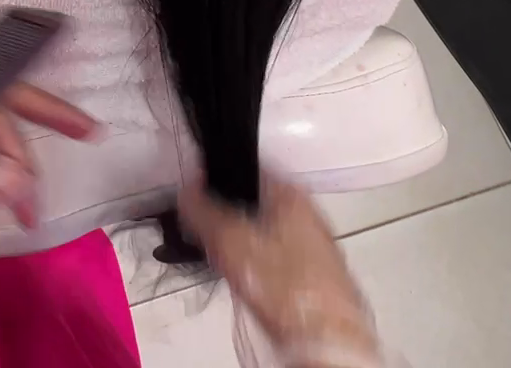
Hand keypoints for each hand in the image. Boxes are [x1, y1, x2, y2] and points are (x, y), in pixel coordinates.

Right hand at [179, 178, 385, 367]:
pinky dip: (262, 259)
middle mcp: (310, 211)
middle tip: (204, 227)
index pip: (246, 168)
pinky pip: (281, 255)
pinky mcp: (323, 275)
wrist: (327, 342)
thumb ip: (201, 211)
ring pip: (268, 230)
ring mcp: (320, 244)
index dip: (217, 177)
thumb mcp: (229, 241)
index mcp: (291, 192)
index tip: (194, 192)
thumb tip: (184, 191)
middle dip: (229, 212)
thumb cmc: (279, 282)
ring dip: (244, 238)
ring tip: (221, 254)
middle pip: (257, 201)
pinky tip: (248, 275)